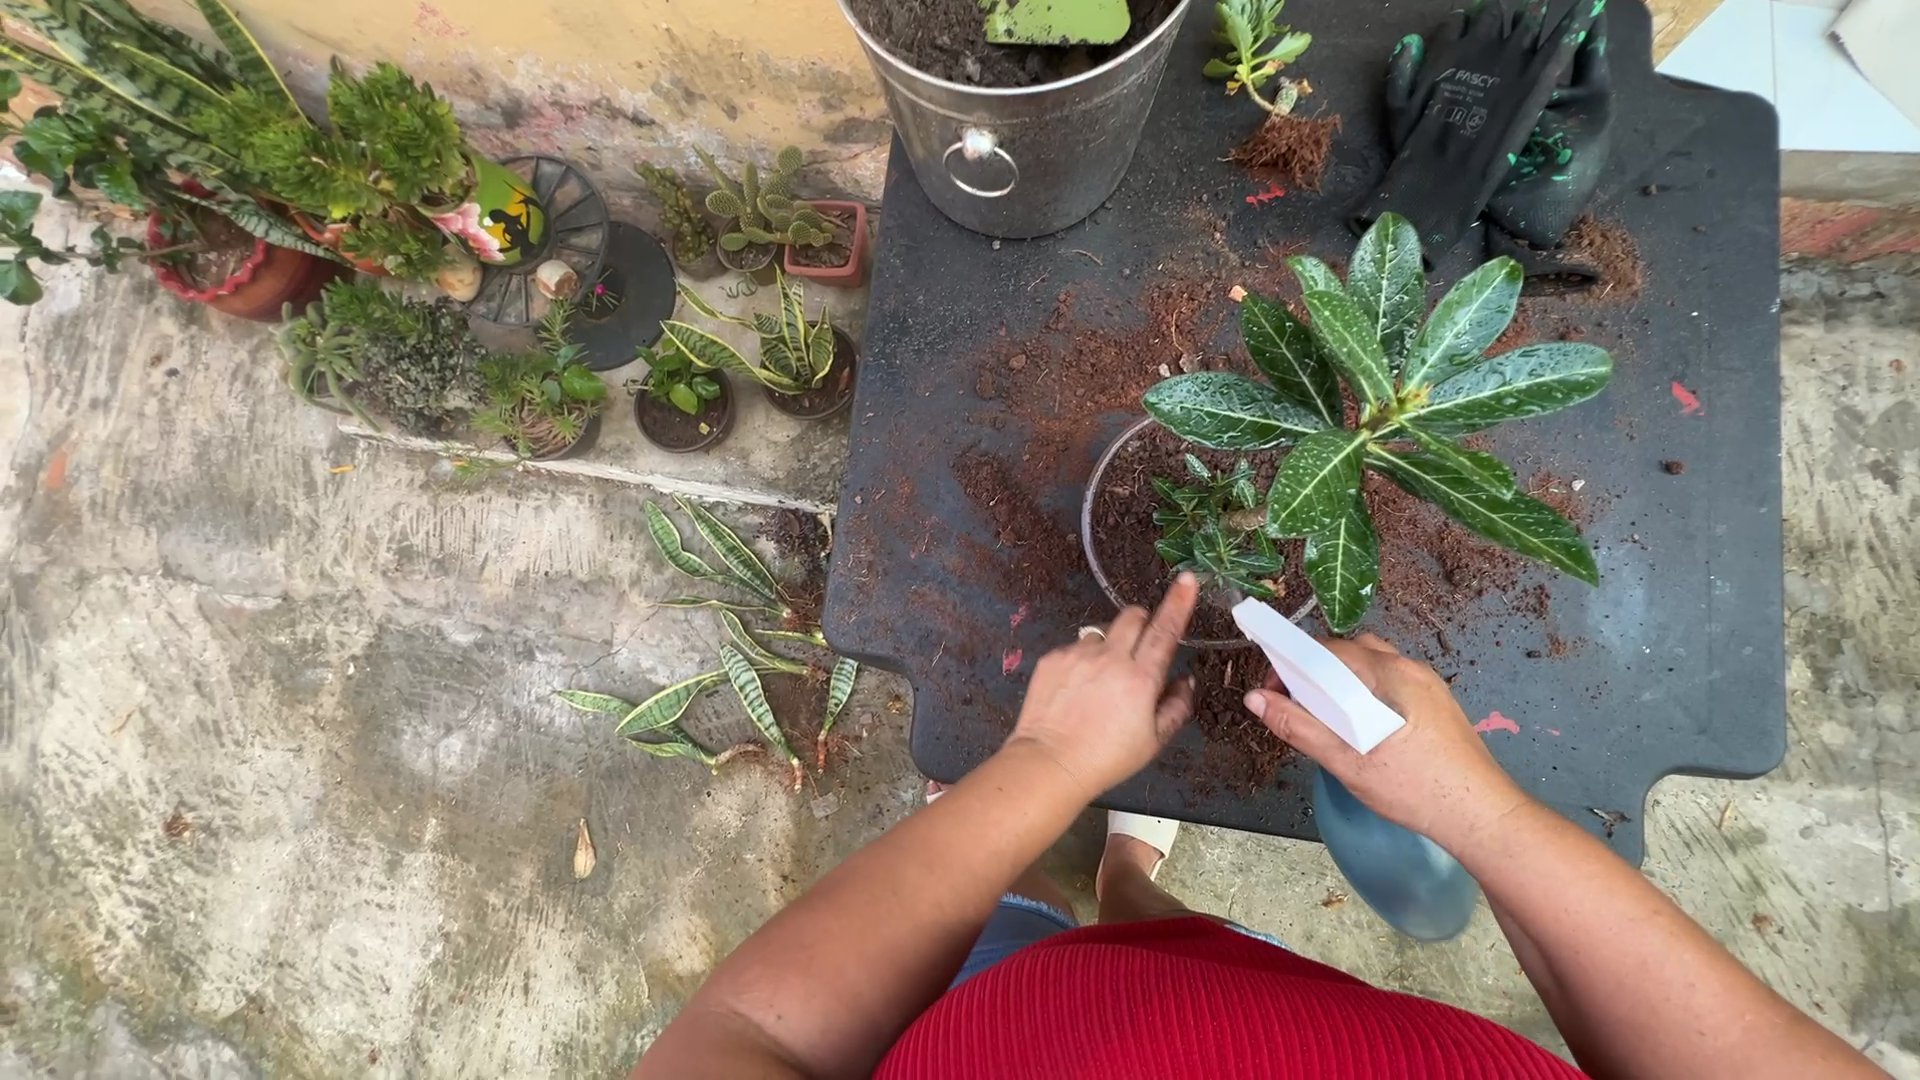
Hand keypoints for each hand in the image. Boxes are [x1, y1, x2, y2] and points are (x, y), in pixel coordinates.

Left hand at [1003, 573, 1199, 800]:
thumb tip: (1185, 680)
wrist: (1050, 762)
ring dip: (1109, 646)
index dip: (1178, 602)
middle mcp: (1109, 658)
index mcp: (1140, 678)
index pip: (1165, 630)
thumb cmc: (1106, 757)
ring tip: (1100, 682)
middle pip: (1132, 616)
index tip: (1186, 579)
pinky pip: (1075, 647)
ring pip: (1102, 633)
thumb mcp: (1154, 741)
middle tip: (1139, 648)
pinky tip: (1076, 689)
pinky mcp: (1053, 658)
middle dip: (1141, 622)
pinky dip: (1082, 660)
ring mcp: (1077, 654)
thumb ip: (1176, 706)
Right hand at [1242, 632, 1529, 848]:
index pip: (1326, 648)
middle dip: (1312, 670)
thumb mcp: (1346, 761)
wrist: (1486, 818)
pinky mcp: (1437, 701)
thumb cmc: (1415, 788)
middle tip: (1294, 705)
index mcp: (1387, 674)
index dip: (1290, 663)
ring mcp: (1427, 683)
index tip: (1272, 692)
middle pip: (1347, 652)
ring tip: (1325, 715)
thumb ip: (1298, 726)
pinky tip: (1359, 725)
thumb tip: (1255, 699)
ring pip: (1369, 665)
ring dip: (1339, 680)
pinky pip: (1388, 681)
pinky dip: (1363, 690)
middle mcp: (1408, 668)